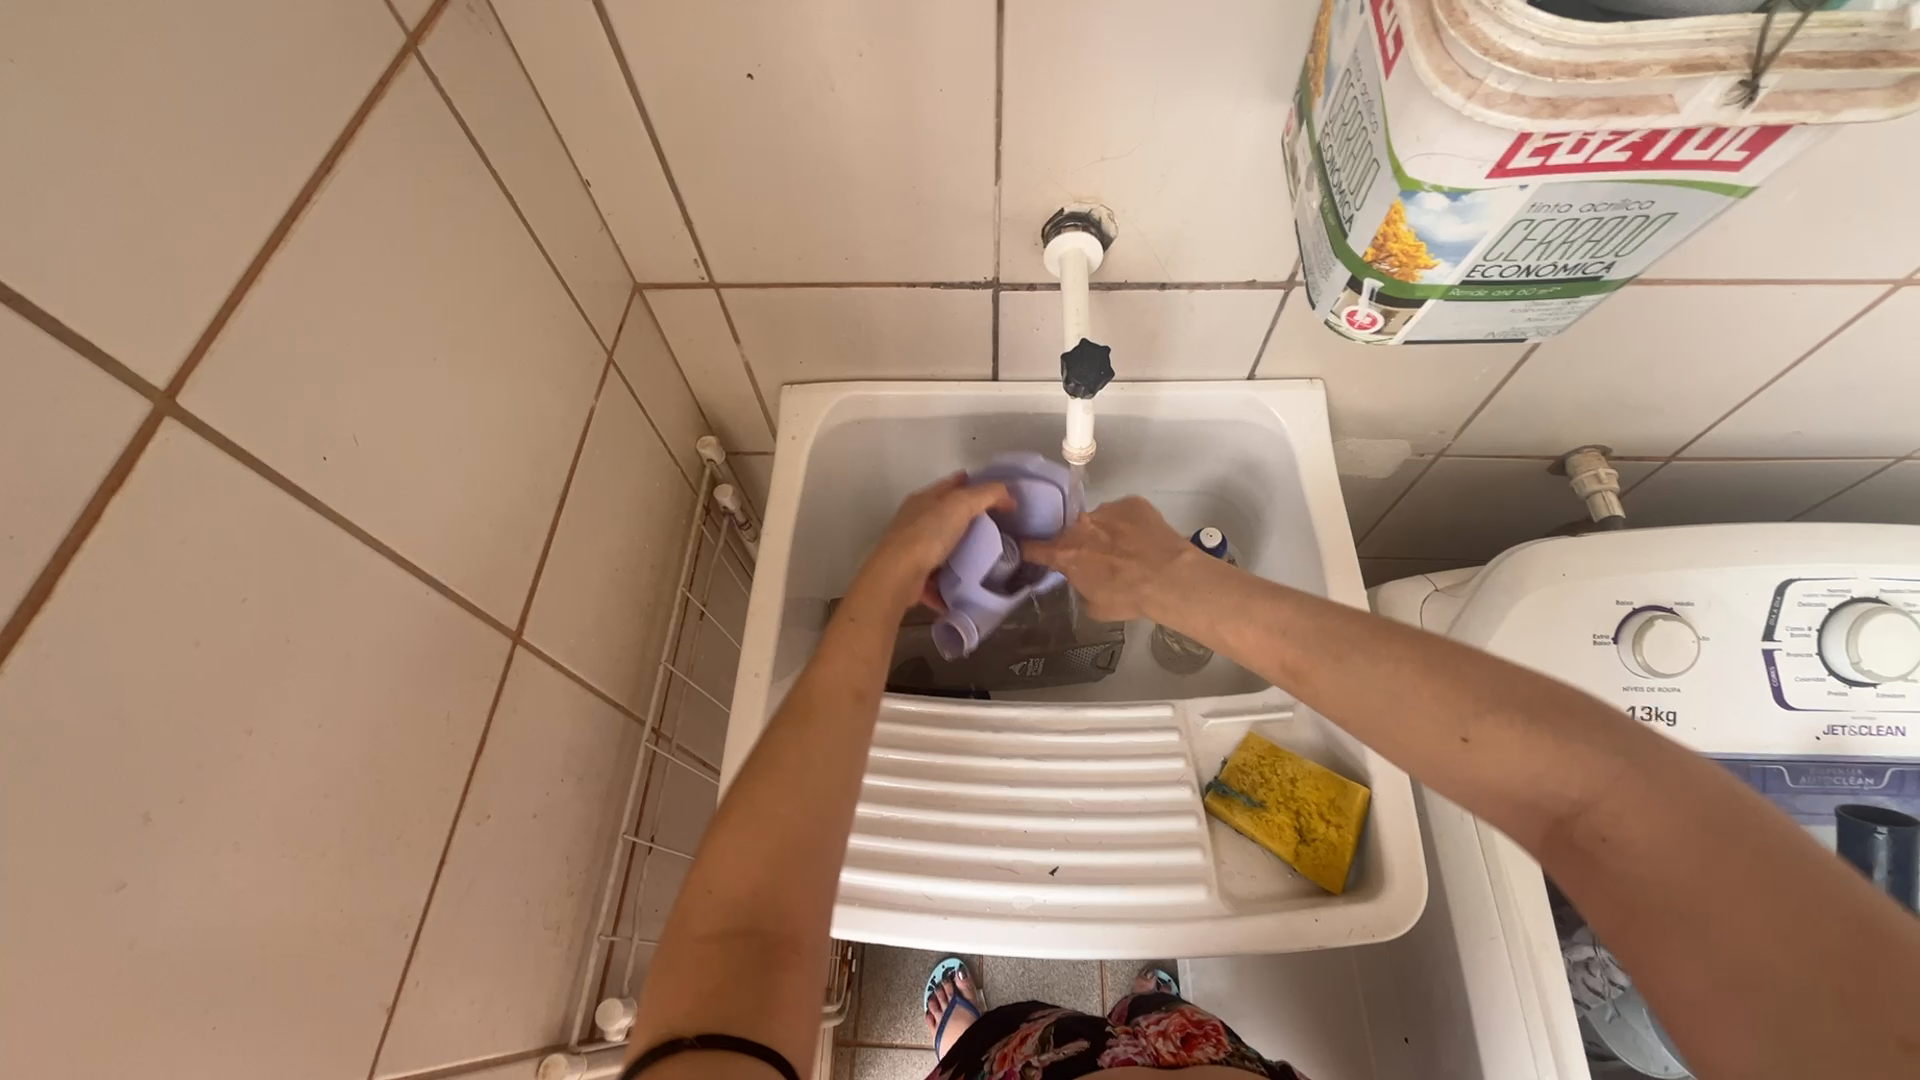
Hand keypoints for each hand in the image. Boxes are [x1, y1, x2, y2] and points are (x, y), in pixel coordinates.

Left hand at [853, 473, 1014, 614]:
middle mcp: (915, 522)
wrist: (899, 576)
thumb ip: (987, 495)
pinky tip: (970, 587)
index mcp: (924, 500)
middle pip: (947, 516)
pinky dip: (952, 582)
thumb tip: (1008, 496)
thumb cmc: (928, 534)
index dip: (972, 483)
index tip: (995, 491)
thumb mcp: (960, 505)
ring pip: (943, 548)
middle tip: (998, 527)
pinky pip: (939, 578)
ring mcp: (913, 550)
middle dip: (970, 520)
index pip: (951, 484)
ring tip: (988, 559)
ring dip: (961, 553)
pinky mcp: (915, 577)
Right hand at [1021, 496, 1199, 621]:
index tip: (1027, 550)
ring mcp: (1106, 510)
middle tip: (1097, 558)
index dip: (1029, 550)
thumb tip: (1083, 580)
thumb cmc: (1130, 597)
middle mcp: (1080, 526)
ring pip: (1098, 520)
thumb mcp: (1094, 605)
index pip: (1033, 548)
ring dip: (1105, 532)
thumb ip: (1080, 587)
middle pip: (1070, 532)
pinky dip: (1128, 523)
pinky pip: (1123, 512)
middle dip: (1078, 544)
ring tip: (1127, 549)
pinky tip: (1142, 539)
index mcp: (1065, 553)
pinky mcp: (1132, 502)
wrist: (1171, 578)